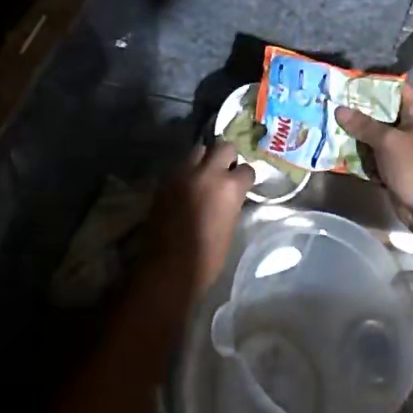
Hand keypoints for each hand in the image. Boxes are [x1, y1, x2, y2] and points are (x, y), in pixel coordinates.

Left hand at [151, 141, 253, 292]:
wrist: (169, 267)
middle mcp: (208, 172)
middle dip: (228, 156)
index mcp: (229, 187)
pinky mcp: (166, 179)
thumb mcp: (230, 228)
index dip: (246, 177)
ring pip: (198, 150)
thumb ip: (232, 203)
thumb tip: (231, 195)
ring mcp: (184, 173)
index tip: (244, 184)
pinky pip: (180, 166)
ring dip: (204, 159)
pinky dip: (187, 172)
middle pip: (223, 146)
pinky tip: (187, 187)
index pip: (246, 169)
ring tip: (204, 175)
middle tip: (226, 171)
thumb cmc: (207, 257)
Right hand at [336, 87, 412, 219]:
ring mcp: (403, 149)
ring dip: (356, 130)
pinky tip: (339, 145)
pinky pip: (374, 152)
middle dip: (359, 108)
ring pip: (376, 133)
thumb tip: (339, 109)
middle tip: (334, 100)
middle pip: (383, 111)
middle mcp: (412, 128)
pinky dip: (360, 150)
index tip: (350, 79)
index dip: (376, 82)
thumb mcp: (388, 142)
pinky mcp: (395, 167)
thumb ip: (363, 124)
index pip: (398, 89)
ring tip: (331, 120)